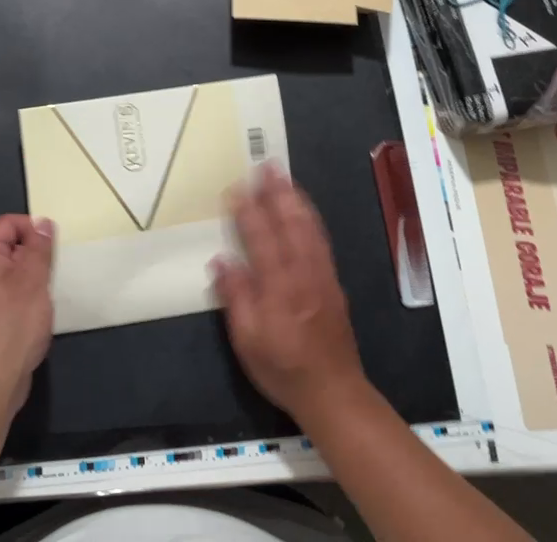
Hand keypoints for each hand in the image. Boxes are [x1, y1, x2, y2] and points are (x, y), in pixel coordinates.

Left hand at [0, 214, 54, 416]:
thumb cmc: (12, 327)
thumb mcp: (34, 280)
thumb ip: (39, 248)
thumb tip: (42, 223)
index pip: (6, 223)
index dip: (31, 228)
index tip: (53, 249)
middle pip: (6, 247)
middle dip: (33, 255)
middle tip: (52, 273)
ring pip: (8, 273)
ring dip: (30, 279)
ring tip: (47, 296)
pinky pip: (5, 295)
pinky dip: (22, 299)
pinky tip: (35, 317)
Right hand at [211, 164, 367, 419]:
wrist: (333, 392)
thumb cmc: (283, 369)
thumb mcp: (247, 342)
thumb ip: (237, 298)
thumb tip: (222, 261)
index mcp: (278, 288)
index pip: (260, 239)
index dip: (248, 212)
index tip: (235, 188)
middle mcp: (303, 274)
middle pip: (289, 224)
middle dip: (276, 193)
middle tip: (265, 165)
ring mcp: (322, 276)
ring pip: (309, 228)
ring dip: (295, 199)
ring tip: (284, 176)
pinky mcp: (333, 282)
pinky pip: (321, 240)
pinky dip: (311, 218)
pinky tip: (304, 209)